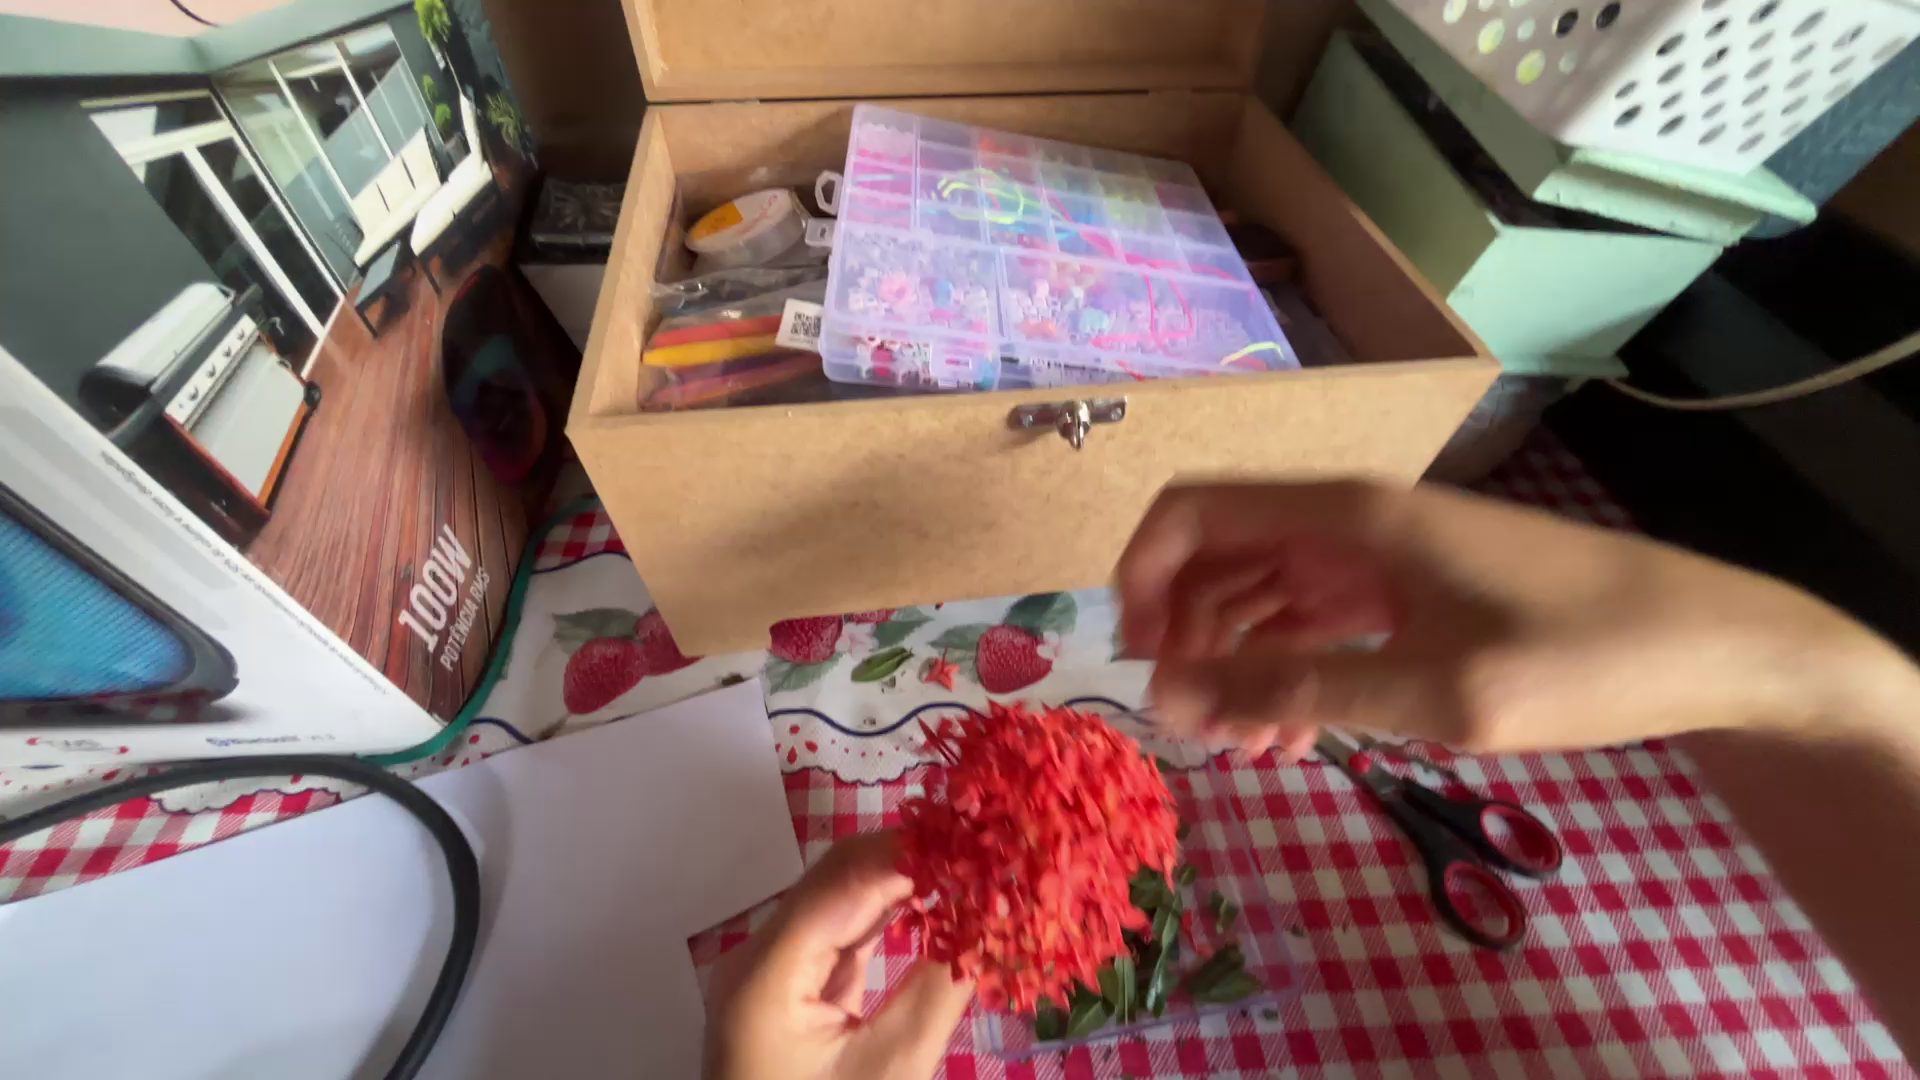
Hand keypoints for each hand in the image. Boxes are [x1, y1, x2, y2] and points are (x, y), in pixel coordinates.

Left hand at [703, 832, 973, 1079]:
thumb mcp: (889, 1075)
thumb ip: (938, 990)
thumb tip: (992, 918)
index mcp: (767, 971)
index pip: (844, 880)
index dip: (911, 850)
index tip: (973, 839)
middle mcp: (762, 952)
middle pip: (839, 876)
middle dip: (911, 853)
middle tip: (977, 843)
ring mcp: (775, 965)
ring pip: (843, 894)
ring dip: (904, 875)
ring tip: (964, 860)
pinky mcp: (795, 982)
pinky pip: (845, 927)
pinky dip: (891, 908)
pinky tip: (932, 895)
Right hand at [1117, 480, 1902, 755]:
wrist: (1726, 652)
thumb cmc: (1581, 656)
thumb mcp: (1431, 690)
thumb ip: (1293, 691)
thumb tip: (1169, 700)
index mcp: (1340, 516)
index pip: (1194, 510)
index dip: (1143, 568)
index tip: (1136, 651)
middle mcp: (1339, 525)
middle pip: (1215, 559)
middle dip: (1185, 636)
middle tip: (1186, 717)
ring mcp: (1363, 560)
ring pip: (1254, 599)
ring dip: (1231, 666)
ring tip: (1236, 745)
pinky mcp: (1388, 595)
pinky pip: (1303, 628)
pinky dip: (1280, 675)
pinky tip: (1288, 739)